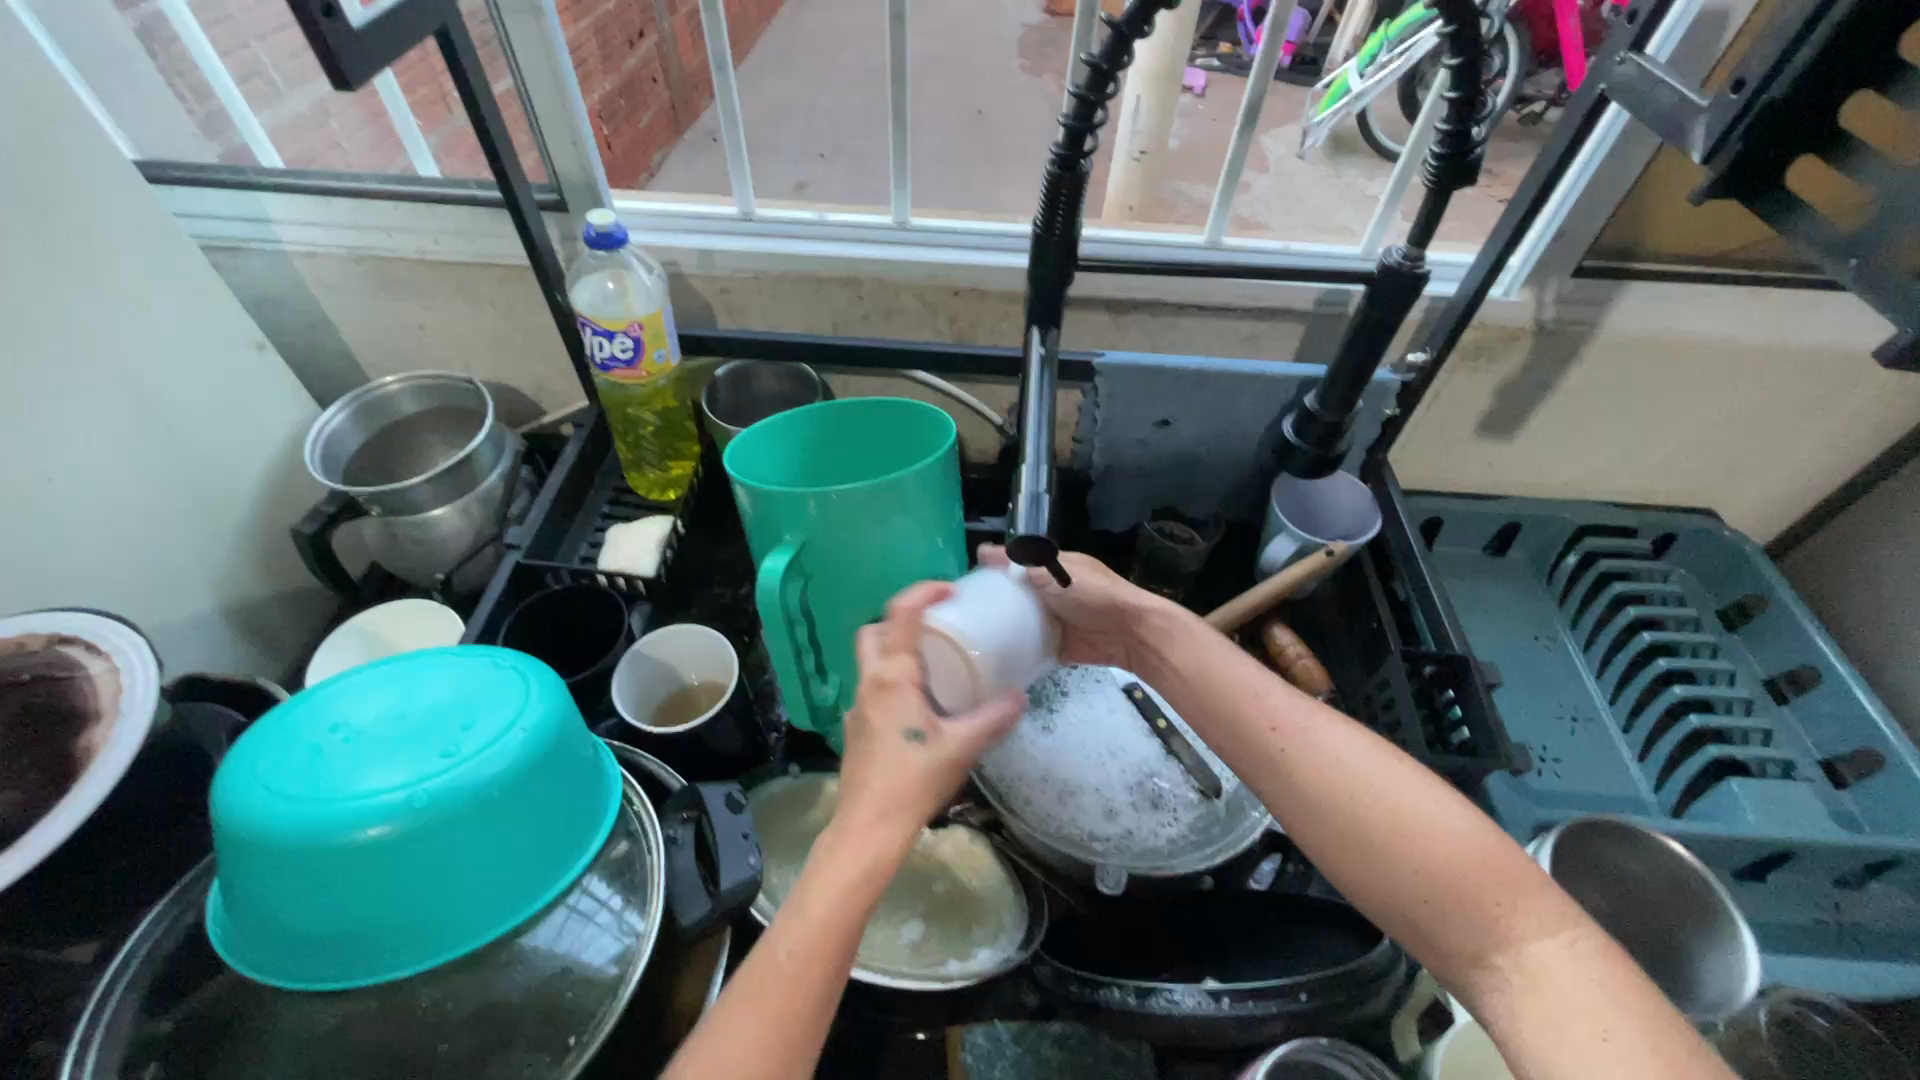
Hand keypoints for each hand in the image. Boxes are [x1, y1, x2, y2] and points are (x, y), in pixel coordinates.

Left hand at [833, 582, 1025, 852]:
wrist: (868, 827)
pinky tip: (917, 709)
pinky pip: (872, 690)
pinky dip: (891, 683)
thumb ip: (993, 719)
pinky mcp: (855, 728)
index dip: (923, 592)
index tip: (948, 591)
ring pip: (870, 662)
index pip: (900, 614)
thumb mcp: (962, 747)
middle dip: (901, 622)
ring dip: (896, 652)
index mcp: (893, 677)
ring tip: (933, 666)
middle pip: (874, 632)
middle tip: (936, 631)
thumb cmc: (914, 781)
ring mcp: (857, 706)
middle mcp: (869, 683)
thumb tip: (1020, 696)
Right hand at [977, 545, 1180, 670]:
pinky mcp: (1059, 647)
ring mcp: (1056, 621)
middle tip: (962, 614)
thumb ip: (1020, 562)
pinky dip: (1019, 652)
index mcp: (1053, 568)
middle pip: (1017, 596)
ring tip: (971, 637)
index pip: (1017, 565)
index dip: (993, 571)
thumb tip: (982, 551)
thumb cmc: (1091, 593)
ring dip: (1004, 629)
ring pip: (1023, 624)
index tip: (966, 582)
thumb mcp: (1053, 570)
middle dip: (994, 603)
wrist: (1129, 632)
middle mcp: (1053, 593)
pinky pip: (1034, 649)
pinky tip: (994, 657)